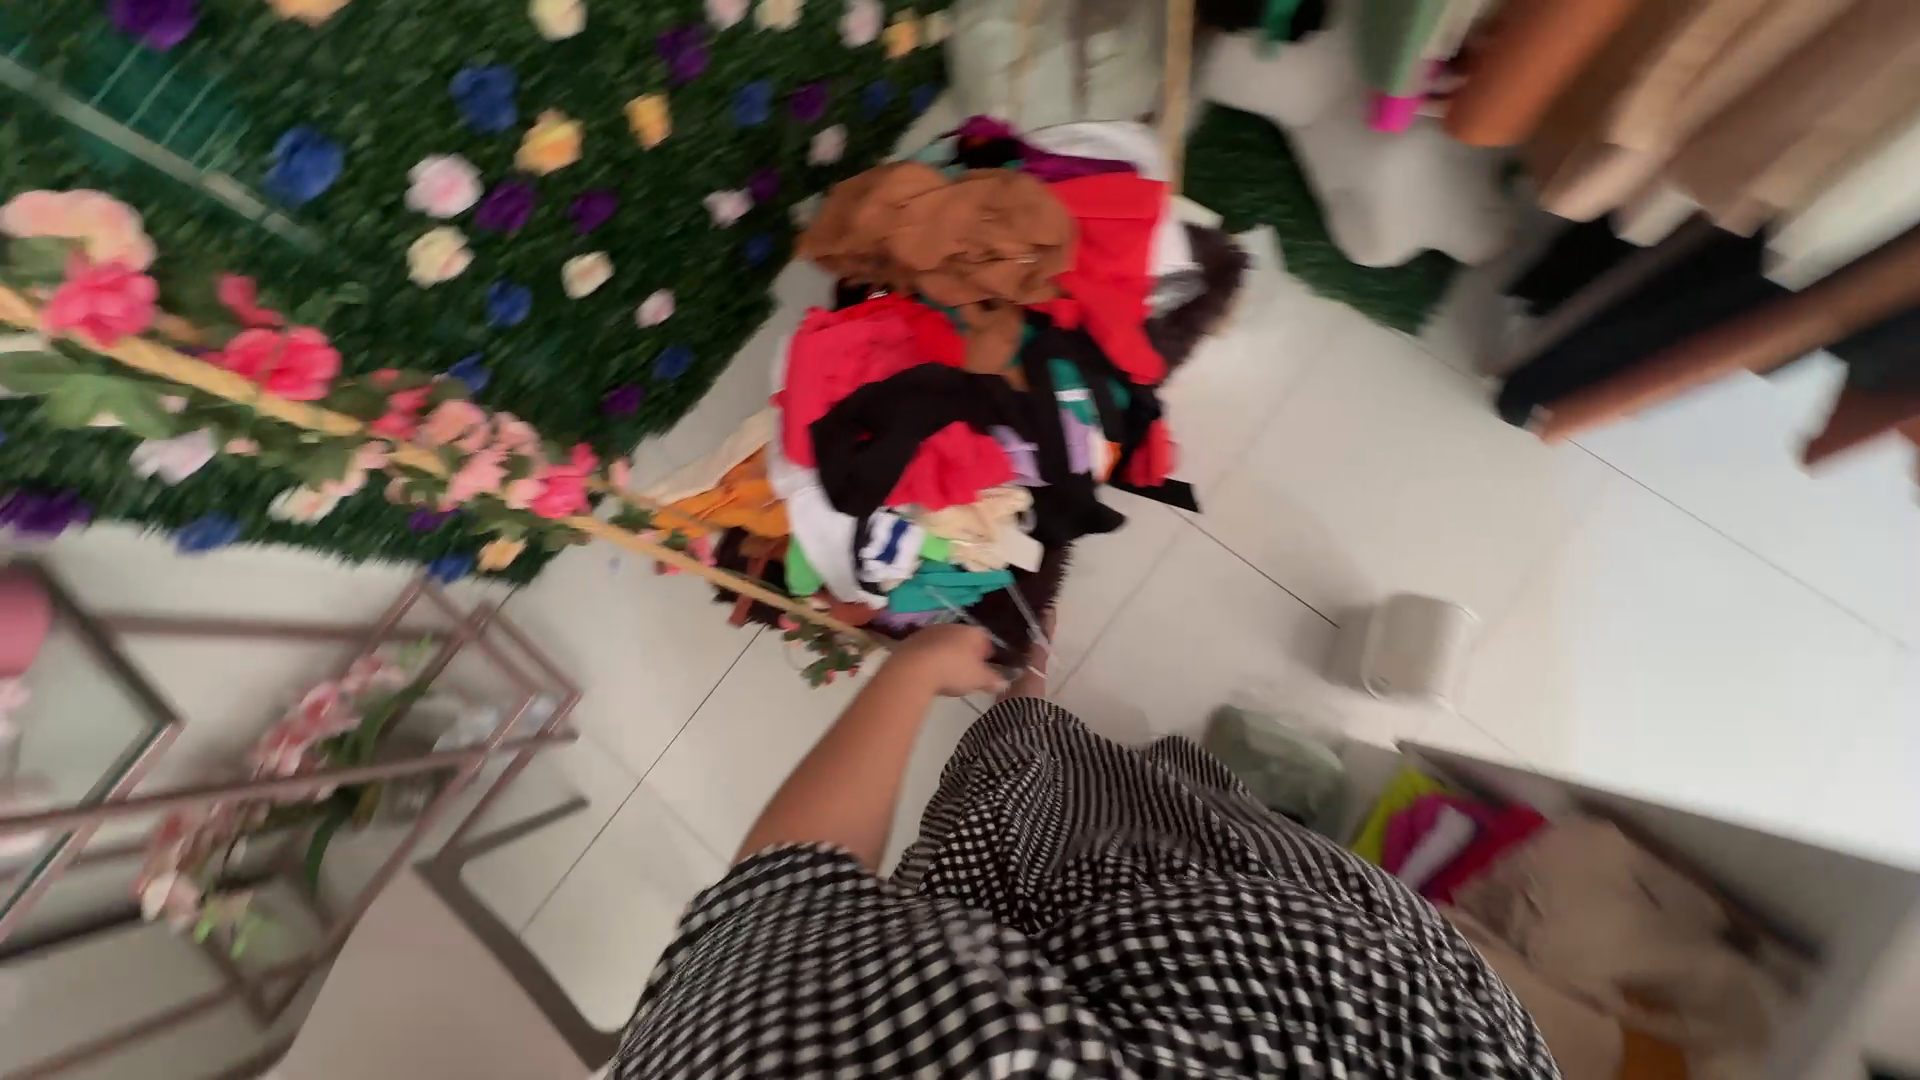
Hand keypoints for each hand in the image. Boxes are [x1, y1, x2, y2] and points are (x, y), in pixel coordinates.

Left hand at [886, 625, 1005, 697]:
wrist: (913, 668)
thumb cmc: (954, 671)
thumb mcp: (979, 680)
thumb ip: (993, 680)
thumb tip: (1003, 682)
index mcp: (973, 632)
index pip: (987, 640)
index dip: (988, 655)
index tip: (987, 670)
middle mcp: (953, 626)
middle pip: (965, 640)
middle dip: (967, 655)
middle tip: (967, 674)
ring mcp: (931, 631)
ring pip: (945, 643)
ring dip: (947, 655)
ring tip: (946, 675)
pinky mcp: (913, 639)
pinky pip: (927, 649)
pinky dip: (930, 658)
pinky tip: (929, 673)